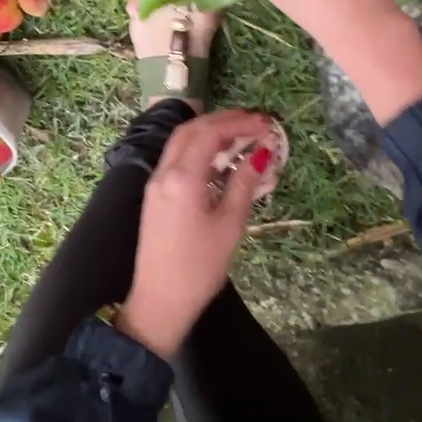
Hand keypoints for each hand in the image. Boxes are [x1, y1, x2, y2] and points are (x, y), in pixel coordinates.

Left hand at [118, 110, 276, 358]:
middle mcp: (163, 173)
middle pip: (191, 130)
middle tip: (253, 121)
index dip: (240, 123)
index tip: (266, 123)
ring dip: (209, 132)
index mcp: (182, 178)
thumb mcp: (229, 225)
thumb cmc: (199, 267)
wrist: (159, 301)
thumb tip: (261, 153)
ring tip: (241, 135)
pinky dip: (198, 150)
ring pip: (180, 143)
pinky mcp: (155, 196)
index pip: (211, 133)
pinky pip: (176, 159)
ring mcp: (155, 183)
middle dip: (222, 120)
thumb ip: (243, 184)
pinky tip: (220, 159)